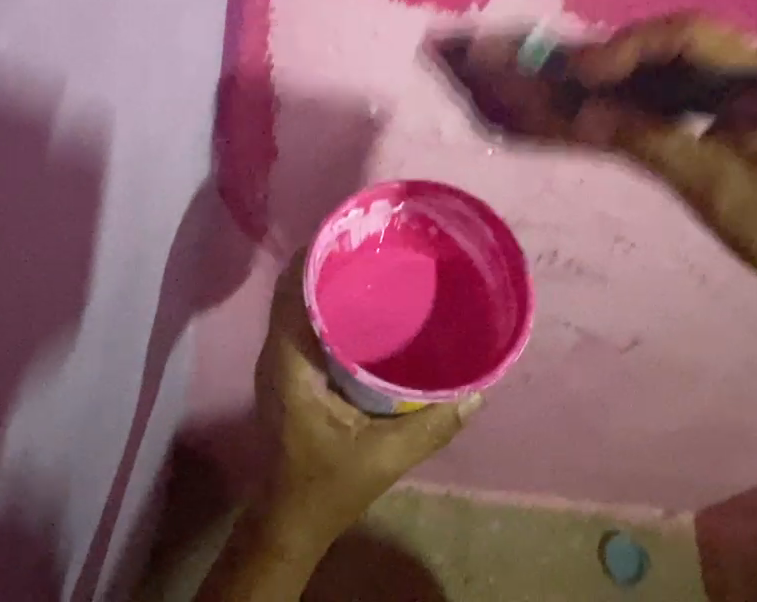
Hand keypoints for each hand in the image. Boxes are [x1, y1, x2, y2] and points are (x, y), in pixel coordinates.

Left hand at [250, 256, 479, 545]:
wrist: (289, 522)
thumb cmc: (328, 487)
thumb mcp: (385, 458)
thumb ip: (432, 425)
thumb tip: (478, 391)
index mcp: (290, 363)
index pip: (292, 289)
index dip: (316, 255)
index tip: (354, 233)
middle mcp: (278, 354)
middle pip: (295, 288)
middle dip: (330, 260)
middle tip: (377, 244)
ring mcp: (280, 363)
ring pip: (298, 303)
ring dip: (327, 281)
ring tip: (374, 263)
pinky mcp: (290, 373)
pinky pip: (304, 322)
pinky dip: (327, 305)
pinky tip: (365, 305)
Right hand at [444, 14, 756, 303]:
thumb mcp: (711, 186)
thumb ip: (647, 141)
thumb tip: (583, 114)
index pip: (688, 35)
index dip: (628, 47)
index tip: (581, 72)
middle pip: (684, 42)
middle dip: (626, 58)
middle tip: (573, 81)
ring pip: (688, 63)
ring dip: (638, 76)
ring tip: (589, 92)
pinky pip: (699, 85)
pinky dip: (659, 95)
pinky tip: (627, 109)